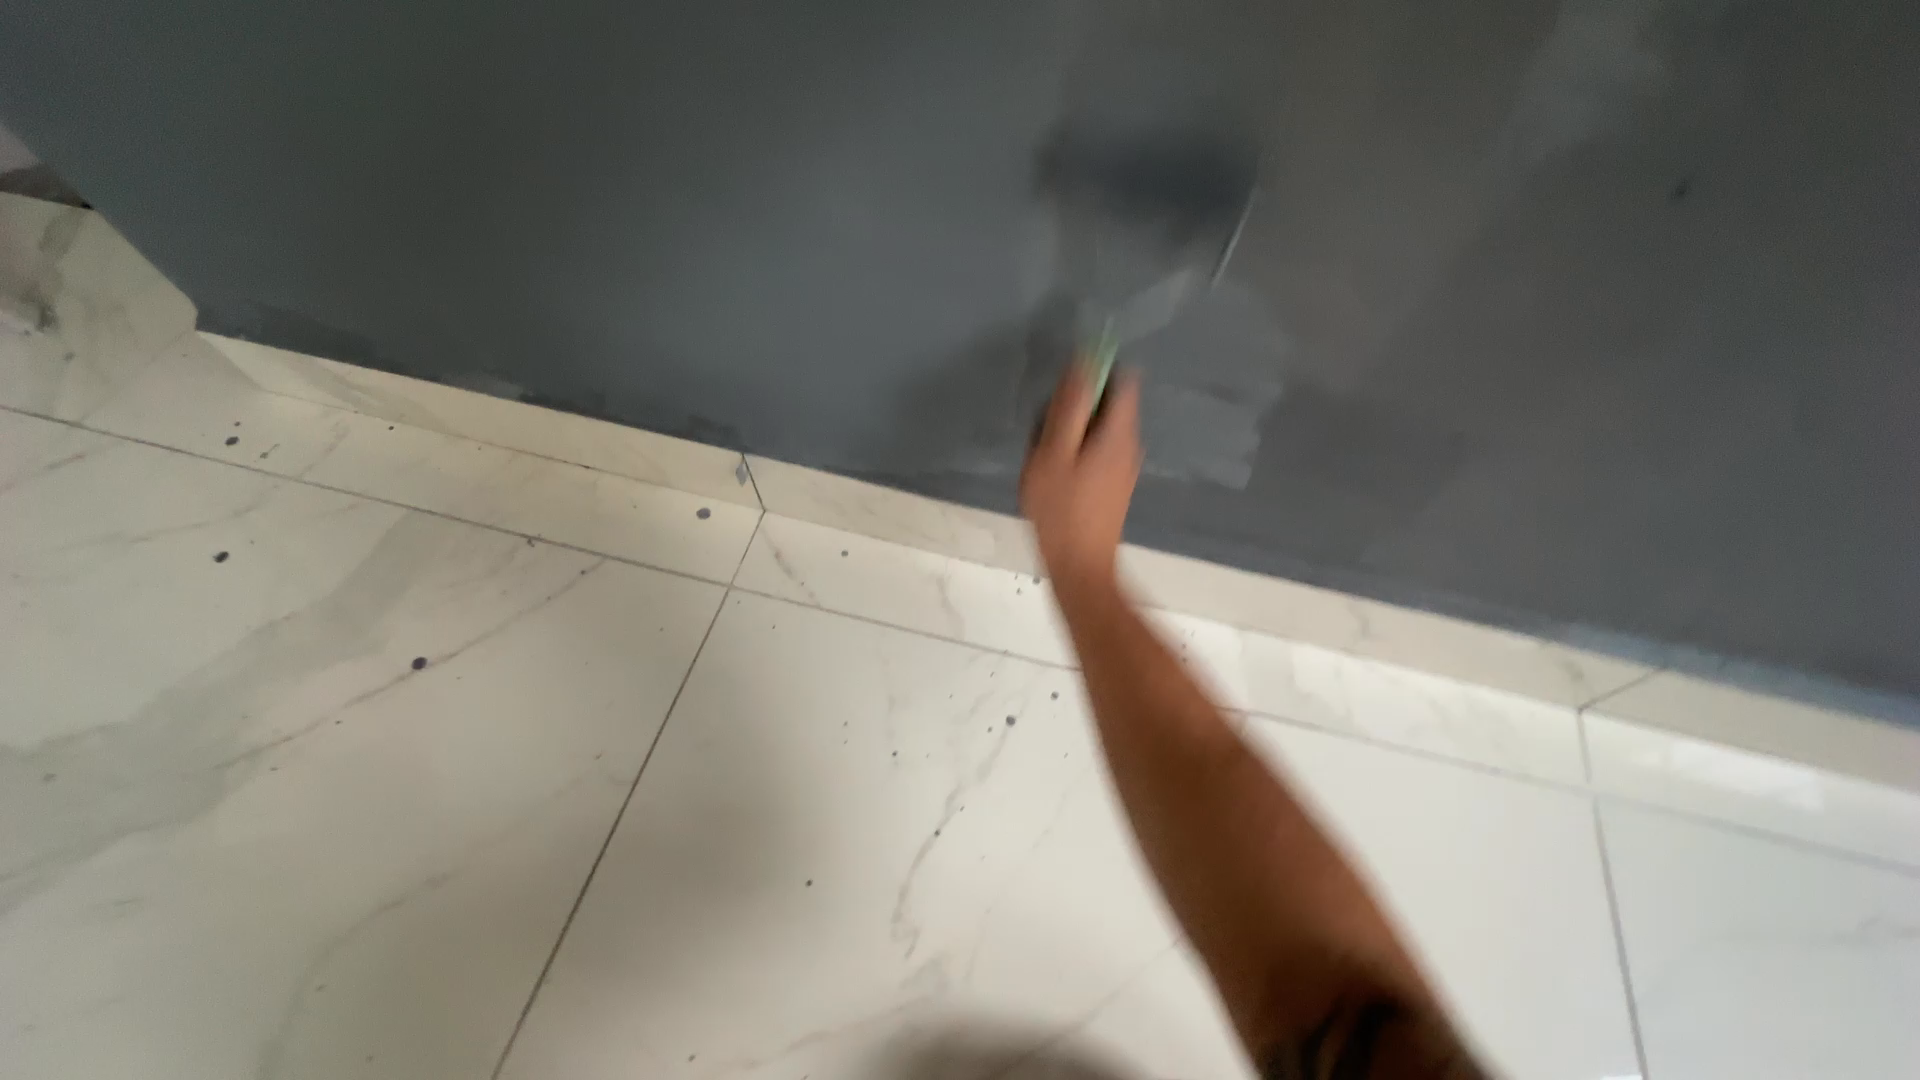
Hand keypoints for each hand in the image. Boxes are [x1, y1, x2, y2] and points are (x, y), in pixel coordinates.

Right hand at [1020, 359, 1142, 591]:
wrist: (1080, 567)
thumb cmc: (1061, 511)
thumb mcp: (1054, 453)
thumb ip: (1069, 407)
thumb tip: (1085, 363)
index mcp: (1119, 431)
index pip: (1122, 378)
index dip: (1094, 371)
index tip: (1064, 389)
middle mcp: (1130, 444)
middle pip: (1107, 403)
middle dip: (1075, 407)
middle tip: (1046, 432)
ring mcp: (1124, 466)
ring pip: (1097, 429)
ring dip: (1070, 433)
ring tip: (1045, 459)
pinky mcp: (1115, 485)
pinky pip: (1095, 451)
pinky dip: (1074, 454)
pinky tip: (1054, 478)